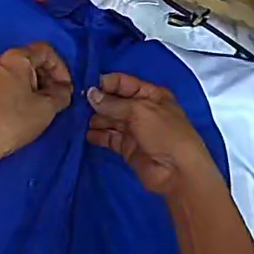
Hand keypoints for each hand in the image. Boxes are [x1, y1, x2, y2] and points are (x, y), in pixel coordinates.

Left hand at [0, 42, 72, 163]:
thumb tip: (62, 90)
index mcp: (17, 57)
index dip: (62, 68)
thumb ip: (62, 93)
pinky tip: (27, 111)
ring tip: (44, 107)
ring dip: (38, 86)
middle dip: (50, 77)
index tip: (66, 88)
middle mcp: (1, 60)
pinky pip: (11, 83)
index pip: (47, 51)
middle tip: (58, 98)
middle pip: (34, 60)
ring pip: (22, 73)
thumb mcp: (48, 106)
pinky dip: (24, 92)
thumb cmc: (15, 118)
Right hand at [86, 73, 218, 196]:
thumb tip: (90, 94)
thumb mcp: (140, 111)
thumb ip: (114, 104)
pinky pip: (110, 137)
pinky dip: (98, 135)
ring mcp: (134, 129)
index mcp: (151, 94)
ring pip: (110, 119)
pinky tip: (87, 134)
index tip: (83, 85)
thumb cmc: (164, 133)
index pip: (124, 83)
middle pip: (115, 101)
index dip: (105, 83)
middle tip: (75, 104)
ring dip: (95, 118)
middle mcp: (142, 109)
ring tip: (77, 119)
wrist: (177, 171)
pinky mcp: (127, 148)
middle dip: (97, 101)